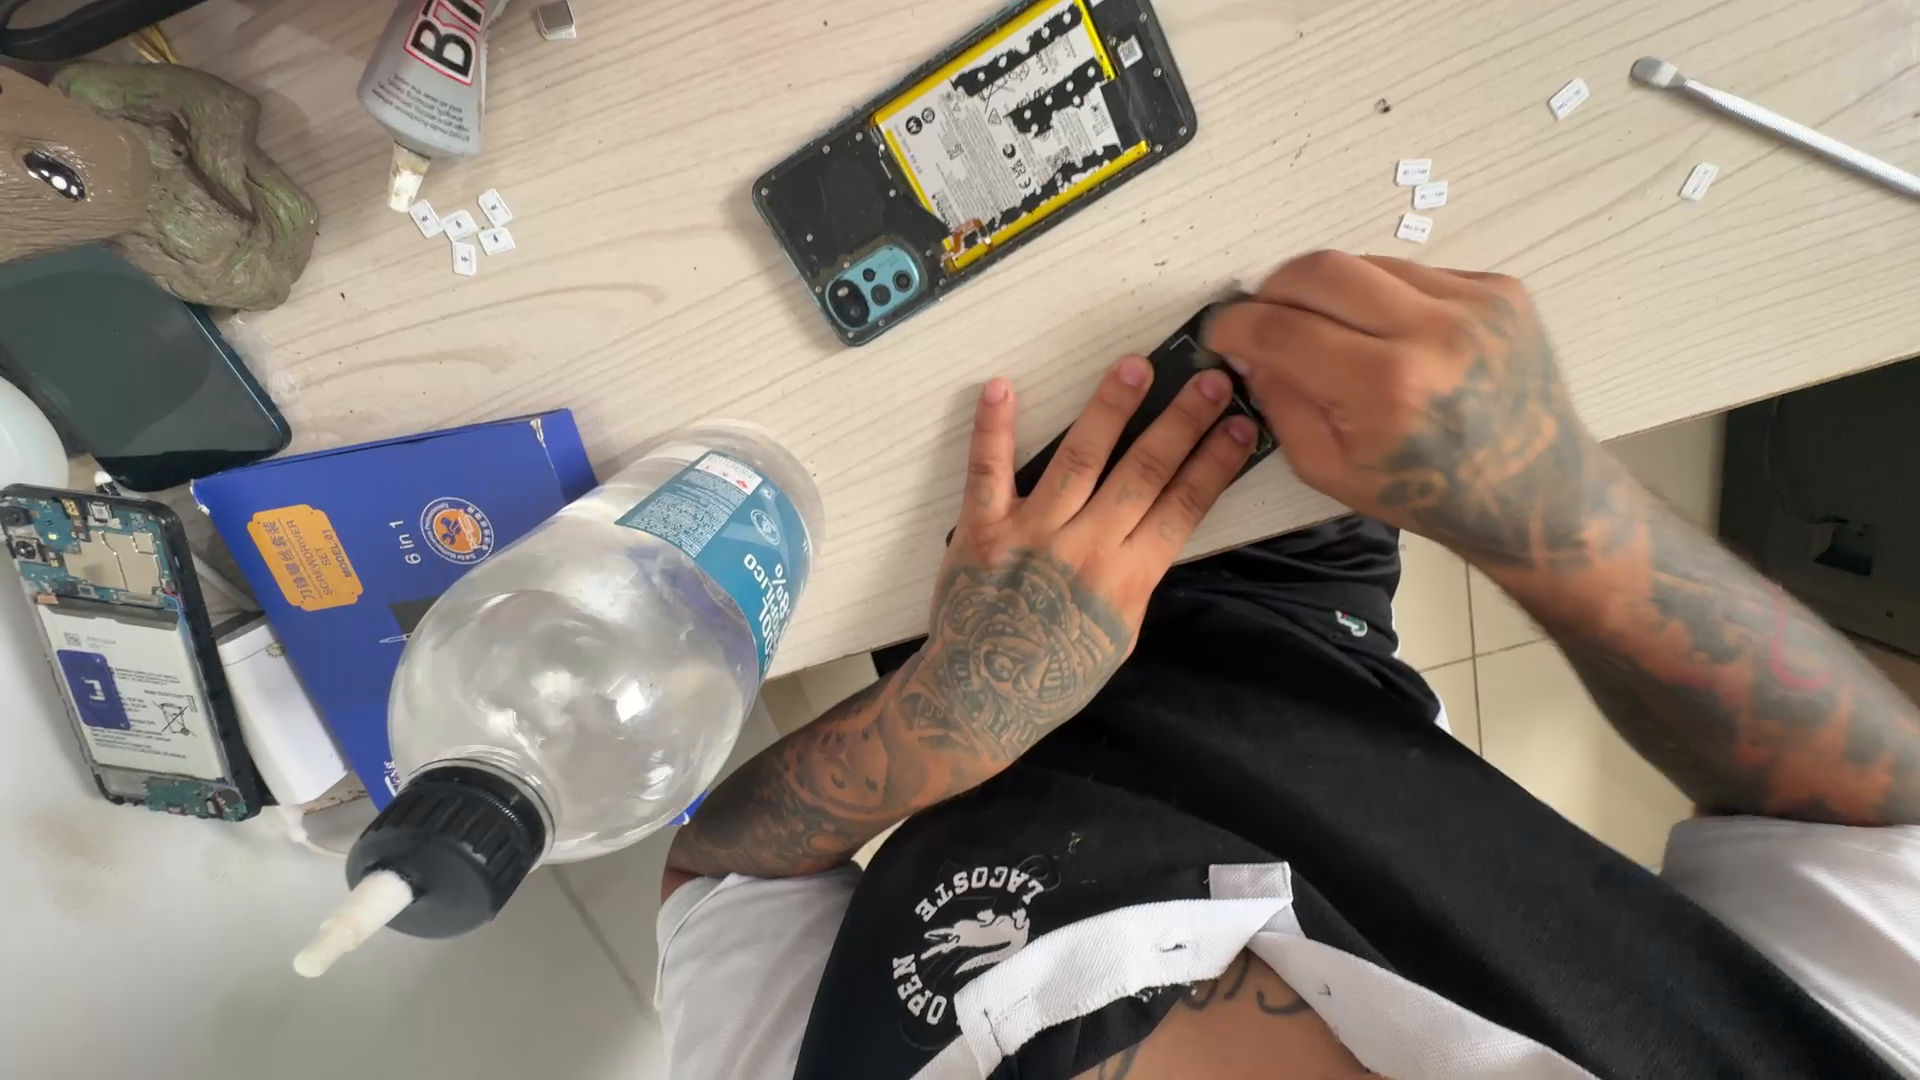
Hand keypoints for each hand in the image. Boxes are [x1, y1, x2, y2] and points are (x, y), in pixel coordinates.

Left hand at [925, 357, 1257, 756]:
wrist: (982, 696)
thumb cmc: (1056, 674)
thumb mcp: (1118, 633)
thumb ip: (1136, 576)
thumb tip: (1155, 525)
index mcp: (1127, 578)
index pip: (1183, 506)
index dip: (1216, 461)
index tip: (1243, 425)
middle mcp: (1085, 547)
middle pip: (1144, 472)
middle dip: (1183, 422)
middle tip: (1213, 379)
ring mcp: (1031, 533)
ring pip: (1080, 459)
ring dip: (1111, 409)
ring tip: (1136, 366)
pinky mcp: (982, 528)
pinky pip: (987, 472)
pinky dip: (993, 429)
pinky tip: (1001, 387)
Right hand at [1205, 251, 1605, 569]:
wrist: (1533, 490)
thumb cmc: (1420, 493)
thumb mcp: (1326, 468)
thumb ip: (1280, 403)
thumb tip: (1248, 352)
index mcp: (1383, 388)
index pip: (1282, 330)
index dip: (1234, 325)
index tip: (1218, 331)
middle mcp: (1431, 330)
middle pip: (1319, 271)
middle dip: (1271, 290)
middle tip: (1261, 319)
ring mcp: (1473, 302)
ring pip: (1363, 264)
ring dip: (1323, 292)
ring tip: (1321, 331)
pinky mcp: (1499, 288)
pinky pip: (1408, 272)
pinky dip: (1374, 296)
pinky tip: (1378, 334)